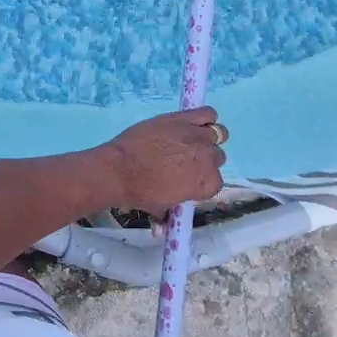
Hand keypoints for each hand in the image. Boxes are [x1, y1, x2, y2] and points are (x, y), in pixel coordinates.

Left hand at [99, 107, 226, 213]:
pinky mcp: (182, 119)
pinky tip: (191, 124)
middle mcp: (208, 159)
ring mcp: (197, 136)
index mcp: (207, 183)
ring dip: (206, 138)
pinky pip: (208, 113)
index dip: (200, 180)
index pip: (215, 181)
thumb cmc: (139, 192)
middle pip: (217, 157)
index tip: (186, 179)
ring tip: (187, 141)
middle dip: (202, 160)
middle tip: (183, 160)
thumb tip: (165, 223)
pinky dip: (206, 117)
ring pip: (218, 134)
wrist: (118, 170)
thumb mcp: (160, 208)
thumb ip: (171, 211)